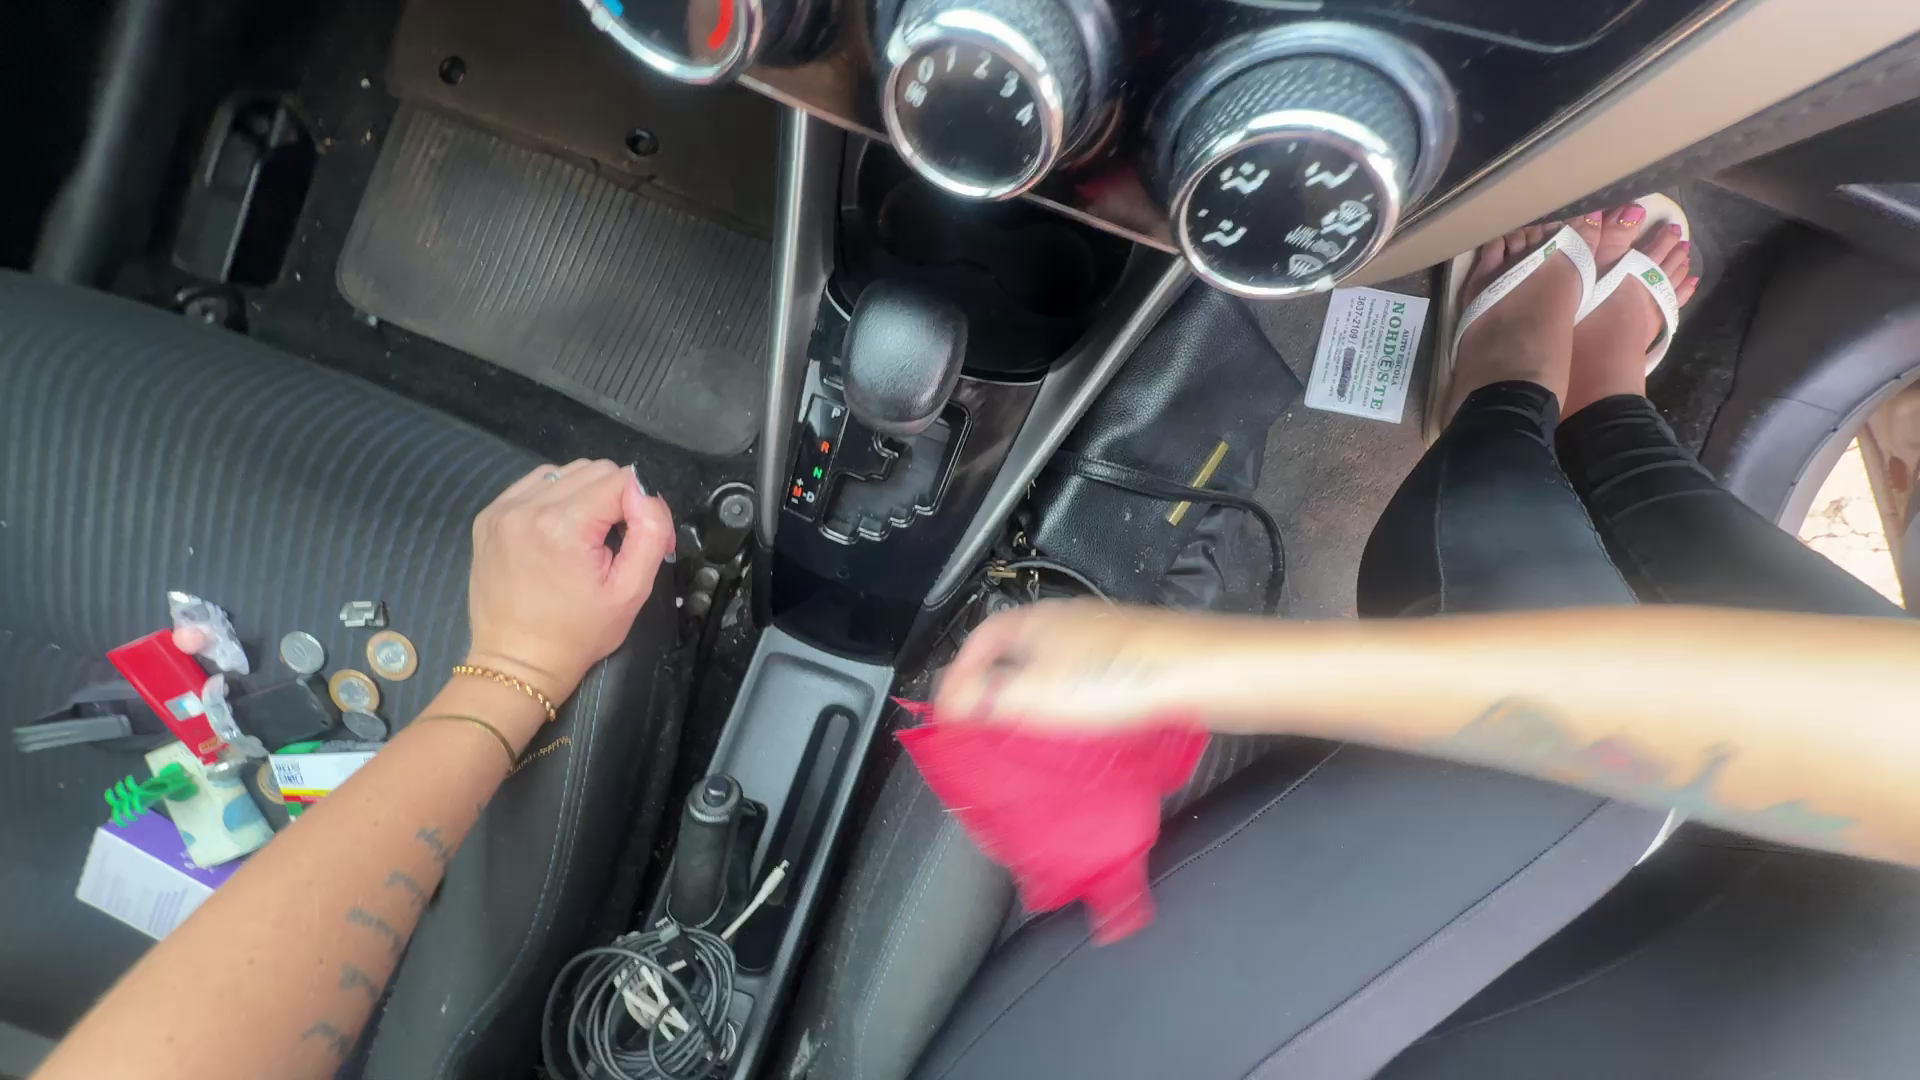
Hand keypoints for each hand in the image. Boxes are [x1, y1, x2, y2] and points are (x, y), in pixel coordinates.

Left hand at [466, 459, 674, 698]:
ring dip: (587, 493)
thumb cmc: (581, 632)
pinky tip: (561, 529)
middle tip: (617, 539)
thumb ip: (650, 532)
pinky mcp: (488, 516)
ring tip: (588, 534)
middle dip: (617, 498)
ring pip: (566, 471)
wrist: (517, 661)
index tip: (640, 539)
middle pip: (595, 469)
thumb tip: (646, 494)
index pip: (622, 479)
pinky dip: (558, 497)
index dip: (642, 505)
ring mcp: (502, 509)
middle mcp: (526, 507)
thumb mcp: (633, 590)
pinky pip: (536, 483)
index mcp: (564, 526)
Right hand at [933, 600, 1227, 730]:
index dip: (959, 675)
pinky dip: (1066, 698)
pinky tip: (1078, 726)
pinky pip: (1082, 674)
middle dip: (994, 686)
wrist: (1201, 673)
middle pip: (1013, 650)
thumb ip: (987, 699)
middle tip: (985, 724)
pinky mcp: (1129, 654)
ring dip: (1031, 695)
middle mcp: (1064, 620)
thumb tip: (949, 703)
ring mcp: (1100, 635)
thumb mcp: (1037, 695)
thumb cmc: (1120, 677)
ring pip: (1049, 663)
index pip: (979, 640)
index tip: (951, 712)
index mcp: (1034, 622)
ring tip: (1028, 732)